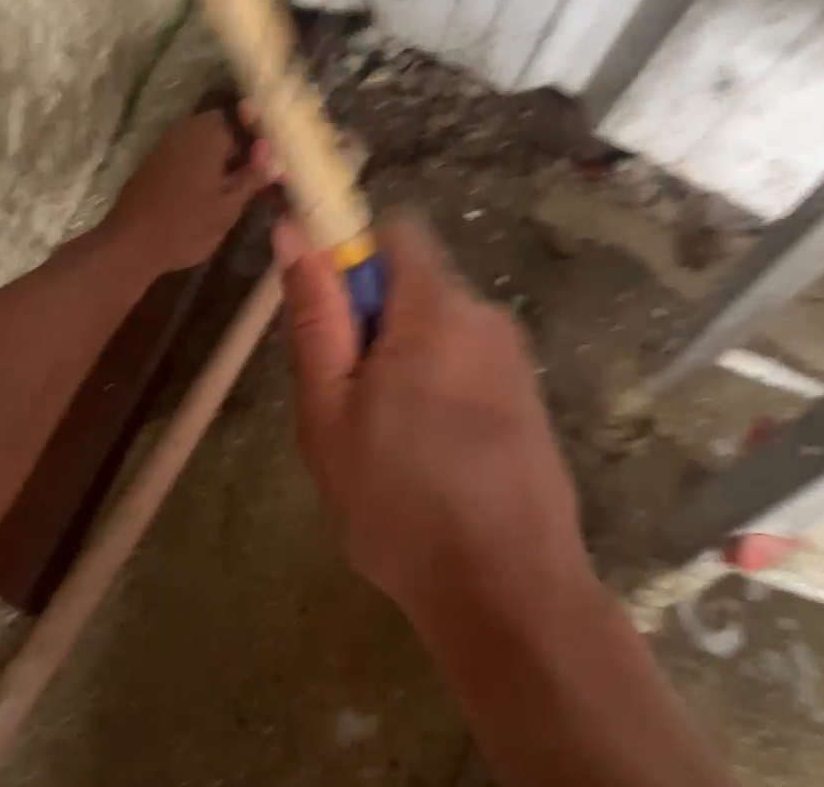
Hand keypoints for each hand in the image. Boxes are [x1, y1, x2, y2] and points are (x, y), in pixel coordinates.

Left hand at [105, 110, 272, 274]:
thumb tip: (275, 157)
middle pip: (225, 126)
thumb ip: (253, 176)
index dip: (263, 135)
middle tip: (262, 173)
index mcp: (209, 132)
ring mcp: (167, 143)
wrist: (131, 244)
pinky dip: (204, 164)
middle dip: (243, 145)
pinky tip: (213, 187)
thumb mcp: (230, 205)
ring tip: (241, 183)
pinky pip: (189, 152)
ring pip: (206, 140)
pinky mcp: (155, 160)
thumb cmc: (187, 225)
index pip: (246, 117)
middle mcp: (186, 128)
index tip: (277, 156)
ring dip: (223, 156)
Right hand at [275, 212, 591, 621]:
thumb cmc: (401, 503)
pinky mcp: (528, 398)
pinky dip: (437, 389)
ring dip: (402, 364)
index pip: (393, 232)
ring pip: (437, 331)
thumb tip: (295, 232)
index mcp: (437, 308)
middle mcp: (485, 317)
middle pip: (414, 286)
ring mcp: (513, 360)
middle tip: (347, 402)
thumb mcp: (330, 411)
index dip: (351, 258)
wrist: (508, 592)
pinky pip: (466, 365)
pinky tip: (428, 459)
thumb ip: (315, 317)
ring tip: (384, 441)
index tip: (328, 320)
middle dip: (372, 325)